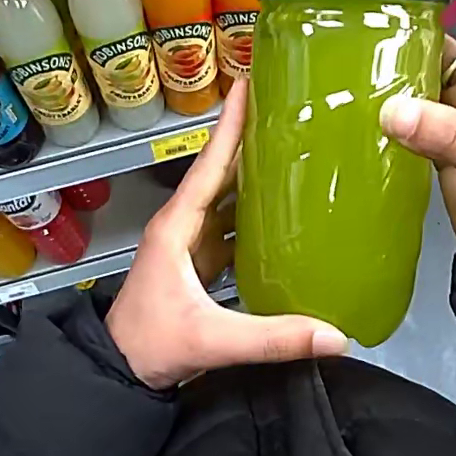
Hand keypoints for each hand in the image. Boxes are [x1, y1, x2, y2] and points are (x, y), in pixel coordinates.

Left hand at [107, 80, 347, 389]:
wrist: (119, 370)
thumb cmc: (150, 345)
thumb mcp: (212, 340)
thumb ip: (273, 338)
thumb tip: (336, 335)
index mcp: (177, 226)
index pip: (208, 165)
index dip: (230, 125)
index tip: (249, 86)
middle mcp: (181, 224)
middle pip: (218, 171)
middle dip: (246, 139)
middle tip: (284, 110)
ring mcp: (188, 242)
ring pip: (223, 196)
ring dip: (249, 173)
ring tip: (289, 150)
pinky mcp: (197, 261)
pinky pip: (227, 224)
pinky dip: (250, 210)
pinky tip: (278, 210)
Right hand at [379, 0, 455, 282]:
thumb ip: (455, 139)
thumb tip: (391, 108)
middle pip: (455, 30)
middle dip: (422, 1)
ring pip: (425, 67)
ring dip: (395, 48)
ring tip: (352, 21)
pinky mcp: (440, 139)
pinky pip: (410, 105)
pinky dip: (385, 93)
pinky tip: (355, 81)